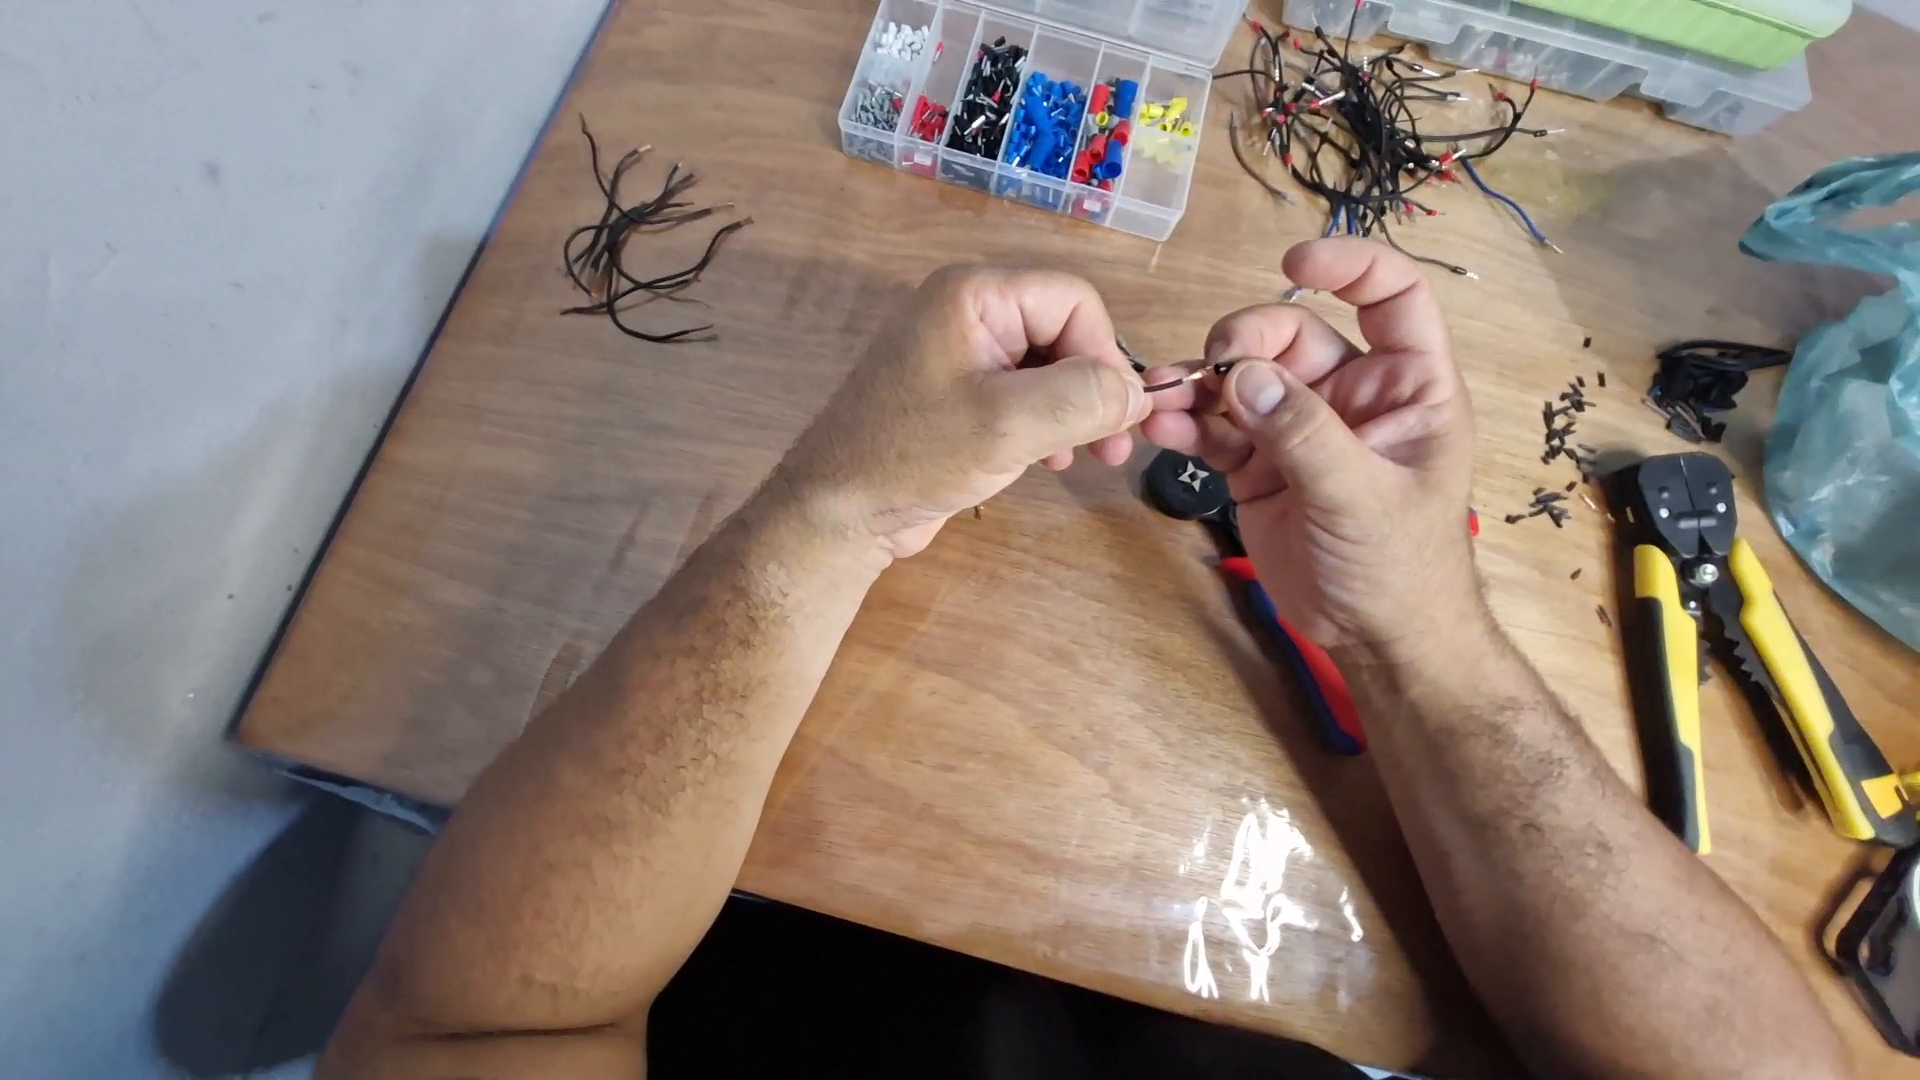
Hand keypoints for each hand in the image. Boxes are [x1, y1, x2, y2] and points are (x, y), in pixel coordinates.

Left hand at [779, 265, 1148, 559]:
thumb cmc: (916, 456)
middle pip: (1062, 333)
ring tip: (1088, 459)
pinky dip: (1046, 425)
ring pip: (1046, 369)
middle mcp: (968, 313)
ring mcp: (961, 357)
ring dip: (1074, 412)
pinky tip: (1054, 461)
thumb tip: (1140, 392)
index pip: (1073, 301)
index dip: (1105, 354)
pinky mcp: (958, 397)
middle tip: (1114, 448)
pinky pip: (1021, 397)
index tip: (1119, 416)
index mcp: (974, 295)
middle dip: (1093, 388)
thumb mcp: (1009, 425)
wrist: (839, 510)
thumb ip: (1084, 398)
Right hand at [1140, 238, 1483, 659]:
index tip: (1292, 263)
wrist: (1366, 633)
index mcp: (1405, 387)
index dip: (1350, 267)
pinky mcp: (1256, 464)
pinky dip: (1188, 426)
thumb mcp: (1360, 496)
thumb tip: (1244, 376)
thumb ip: (1304, 433)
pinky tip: (1160, 429)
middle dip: (1245, 343)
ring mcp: (1296, 429)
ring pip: (1243, 382)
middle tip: (1212, 367)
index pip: (1390, 298)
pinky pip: (1217, 430)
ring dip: (1201, 385)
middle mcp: (1348, 397)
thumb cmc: (1398, 565)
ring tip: (1164, 399)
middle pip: (1290, 338)